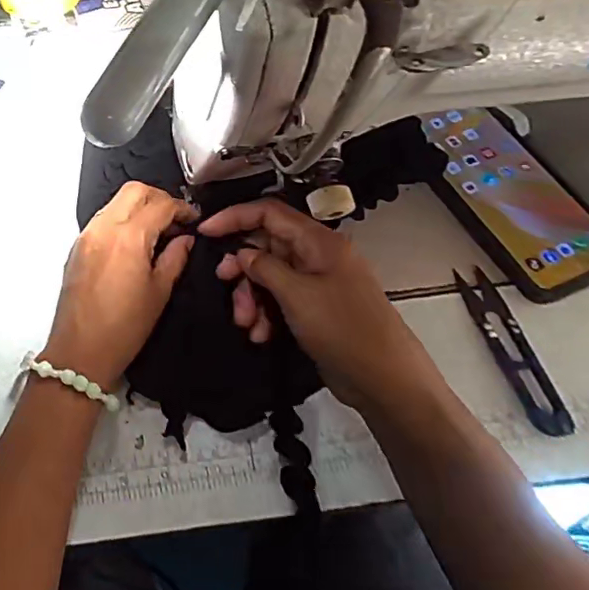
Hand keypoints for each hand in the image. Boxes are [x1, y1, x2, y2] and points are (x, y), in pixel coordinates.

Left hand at [41, 183, 196, 388]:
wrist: (80, 353)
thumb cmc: (122, 329)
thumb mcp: (159, 293)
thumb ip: (175, 259)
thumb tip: (185, 240)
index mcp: (128, 237)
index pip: (160, 205)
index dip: (181, 208)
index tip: (193, 219)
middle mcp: (103, 229)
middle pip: (134, 191)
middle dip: (158, 198)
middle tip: (175, 218)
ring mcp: (86, 237)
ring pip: (115, 202)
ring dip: (138, 207)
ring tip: (157, 231)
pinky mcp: (76, 248)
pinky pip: (102, 219)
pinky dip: (121, 220)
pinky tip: (135, 242)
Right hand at [198, 199, 436, 411]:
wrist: (383, 377)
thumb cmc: (342, 329)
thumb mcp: (296, 295)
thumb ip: (264, 268)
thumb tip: (243, 254)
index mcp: (318, 241)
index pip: (269, 213)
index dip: (235, 217)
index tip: (205, 232)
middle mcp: (317, 256)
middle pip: (267, 247)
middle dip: (243, 268)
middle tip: (224, 283)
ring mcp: (317, 283)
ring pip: (270, 277)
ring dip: (252, 297)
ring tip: (246, 323)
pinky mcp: (315, 309)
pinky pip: (280, 300)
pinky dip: (266, 313)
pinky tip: (261, 334)